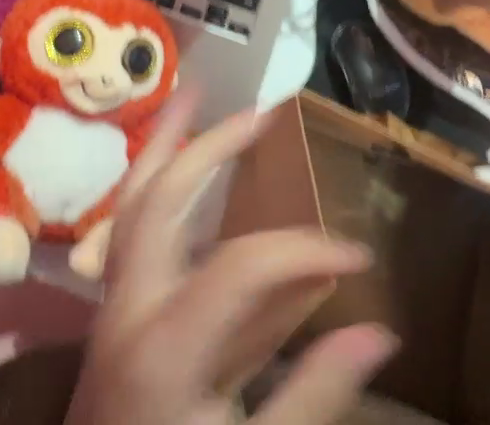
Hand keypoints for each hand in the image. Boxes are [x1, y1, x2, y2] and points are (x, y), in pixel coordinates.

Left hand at [66, 91, 396, 424]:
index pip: (242, 265)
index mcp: (167, 346)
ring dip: (162, 145)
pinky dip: (150, 183)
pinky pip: (126, 228)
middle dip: (210, 147)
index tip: (357, 257)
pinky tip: (173, 167)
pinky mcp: (108, 313)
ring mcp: (108, 306)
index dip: (305, 250)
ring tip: (191, 96)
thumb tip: (382, 333)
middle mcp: (128, 308)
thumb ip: (313, 396)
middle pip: (161, 201)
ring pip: (130, 203)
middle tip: (259, 111)